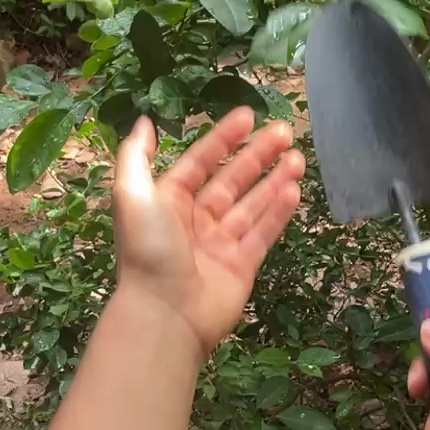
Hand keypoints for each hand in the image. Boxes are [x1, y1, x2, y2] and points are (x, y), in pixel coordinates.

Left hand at [112, 108, 303, 355]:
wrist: (165, 313)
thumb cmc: (148, 250)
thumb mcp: (131, 195)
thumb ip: (135, 156)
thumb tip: (145, 121)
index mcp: (168, 202)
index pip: (200, 162)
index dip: (223, 139)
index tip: (249, 116)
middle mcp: (195, 221)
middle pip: (231, 180)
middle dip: (257, 155)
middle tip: (285, 130)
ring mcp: (220, 245)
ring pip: (252, 205)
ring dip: (274, 180)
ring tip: (298, 157)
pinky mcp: (242, 267)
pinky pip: (263, 234)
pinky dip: (278, 212)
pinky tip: (294, 189)